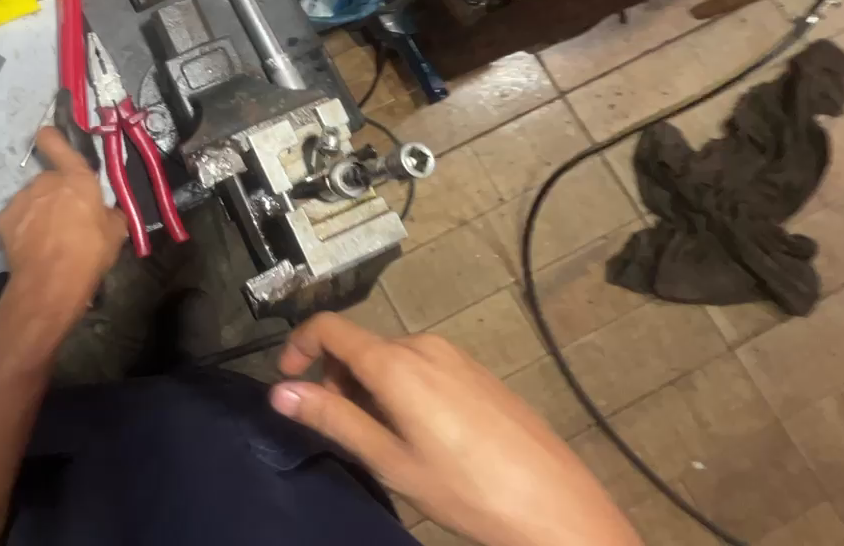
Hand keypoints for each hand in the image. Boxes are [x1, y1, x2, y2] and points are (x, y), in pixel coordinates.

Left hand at [0, 128, 125, 318]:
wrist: (50, 283)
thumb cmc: (89, 253)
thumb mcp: (115, 233)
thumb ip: (110, 214)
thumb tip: (107, 211)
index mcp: (76, 178)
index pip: (57, 143)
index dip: (51, 138)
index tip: (48, 137)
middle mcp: (46, 181)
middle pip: (49, 181)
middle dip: (55, 195)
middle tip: (66, 220)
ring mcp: (21, 198)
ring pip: (32, 200)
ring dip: (39, 212)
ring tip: (48, 239)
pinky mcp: (4, 219)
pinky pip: (16, 218)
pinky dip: (22, 227)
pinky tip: (32, 246)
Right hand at [269, 313, 640, 545]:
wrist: (564, 515)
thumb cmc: (467, 491)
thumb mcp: (391, 461)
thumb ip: (333, 418)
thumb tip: (278, 391)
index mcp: (395, 363)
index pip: (329, 327)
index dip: (298, 345)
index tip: (287, 380)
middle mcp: (422, 345)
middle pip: (359, 345)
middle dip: (338, 378)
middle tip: (347, 430)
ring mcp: (455, 356)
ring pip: (390, 357)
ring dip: (371, 386)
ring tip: (389, 441)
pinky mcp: (479, 372)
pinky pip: (422, 366)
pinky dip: (403, 388)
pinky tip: (427, 436)